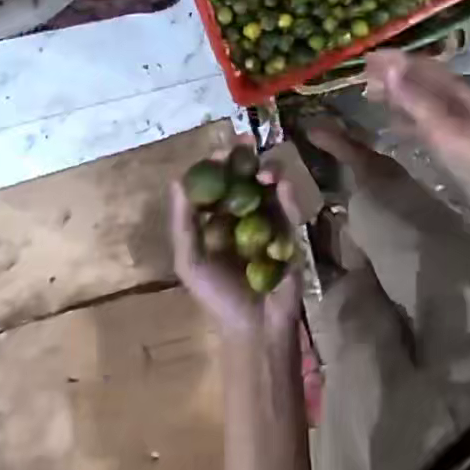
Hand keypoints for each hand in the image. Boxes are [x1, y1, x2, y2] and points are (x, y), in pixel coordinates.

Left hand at [170, 143, 302, 341]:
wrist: (254, 325)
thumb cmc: (217, 294)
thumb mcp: (190, 260)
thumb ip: (183, 222)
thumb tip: (177, 179)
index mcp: (218, 218)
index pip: (219, 182)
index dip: (220, 163)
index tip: (222, 149)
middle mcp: (244, 214)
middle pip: (247, 177)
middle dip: (247, 159)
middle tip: (247, 144)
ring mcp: (270, 221)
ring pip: (271, 187)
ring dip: (269, 172)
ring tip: (264, 172)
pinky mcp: (292, 232)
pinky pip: (290, 207)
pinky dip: (287, 193)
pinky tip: (281, 185)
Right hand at [359, 50, 469, 212]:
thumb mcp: (445, 131)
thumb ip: (415, 100)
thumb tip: (388, 65)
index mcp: (461, 93)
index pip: (422, 67)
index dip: (395, 61)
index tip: (366, 59)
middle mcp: (462, 103)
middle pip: (424, 81)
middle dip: (395, 76)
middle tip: (364, 76)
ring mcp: (464, 125)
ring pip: (426, 102)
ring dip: (401, 97)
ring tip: (373, 96)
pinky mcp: (462, 146)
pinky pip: (429, 124)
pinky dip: (409, 120)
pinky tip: (397, 127)